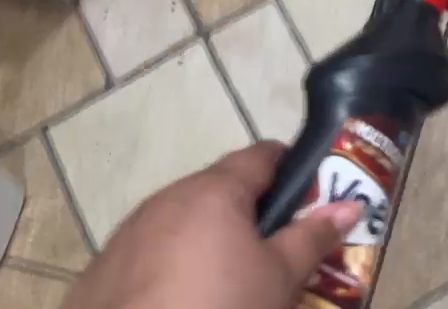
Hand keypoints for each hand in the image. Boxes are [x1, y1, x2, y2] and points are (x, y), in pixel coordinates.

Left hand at [64, 141, 363, 308]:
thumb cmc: (218, 308)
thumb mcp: (278, 278)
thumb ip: (312, 236)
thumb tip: (352, 204)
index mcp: (214, 190)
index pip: (263, 155)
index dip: (290, 171)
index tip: (309, 199)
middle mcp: (166, 199)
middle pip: (220, 189)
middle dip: (248, 212)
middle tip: (272, 250)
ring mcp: (125, 238)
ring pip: (179, 223)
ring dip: (204, 240)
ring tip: (223, 284)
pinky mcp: (94, 278)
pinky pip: (144, 259)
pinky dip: (164, 271)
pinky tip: (176, 305)